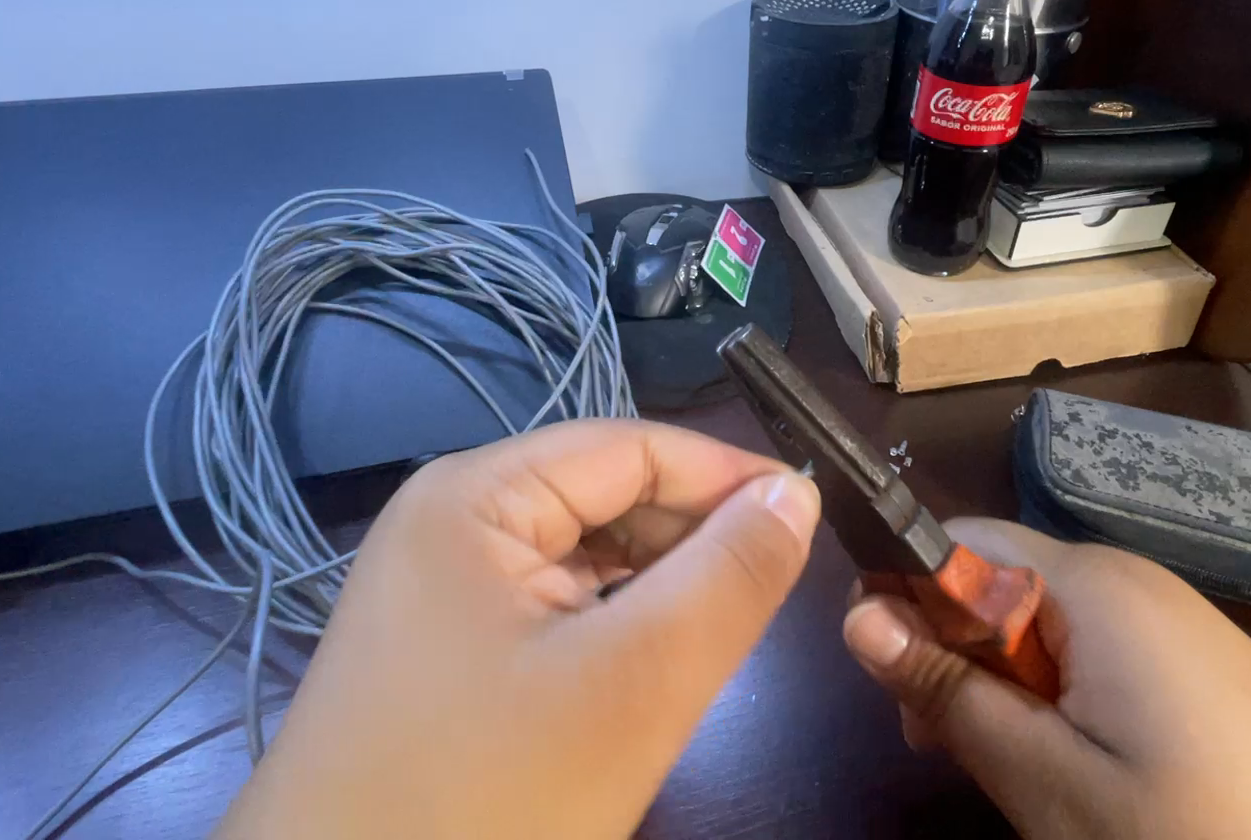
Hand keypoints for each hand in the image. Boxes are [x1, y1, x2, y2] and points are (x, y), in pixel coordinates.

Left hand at [218, 419, 819, 838]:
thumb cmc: (486, 804)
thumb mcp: (635, 685)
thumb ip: (730, 578)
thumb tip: (794, 494)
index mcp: (477, 495)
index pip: (631, 447)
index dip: (724, 472)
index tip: (806, 512)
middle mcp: (454, 518)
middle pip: (606, 493)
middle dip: (691, 532)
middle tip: (768, 583)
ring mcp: (444, 581)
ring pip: (587, 550)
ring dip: (659, 578)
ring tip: (717, 621)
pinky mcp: (449, 640)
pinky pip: (557, 600)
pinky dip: (617, 618)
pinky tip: (649, 656)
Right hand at [843, 519, 1250, 838]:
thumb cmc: (1211, 836)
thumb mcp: (1054, 781)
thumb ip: (949, 691)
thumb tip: (856, 617)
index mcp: (1087, 582)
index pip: (955, 542)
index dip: (905, 595)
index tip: (887, 677)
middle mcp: (1122, 578)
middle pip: (994, 581)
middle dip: (948, 648)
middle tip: (934, 741)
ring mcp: (1162, 618)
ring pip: (1037, 623)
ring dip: (996, 681)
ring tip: (999, 765)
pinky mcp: (1188, 661)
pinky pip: (1086, 653)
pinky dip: (1051, 699)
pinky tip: (1065, 767)